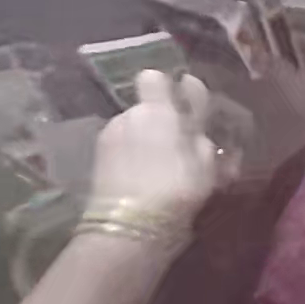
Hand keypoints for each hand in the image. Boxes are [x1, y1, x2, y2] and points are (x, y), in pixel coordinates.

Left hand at [92, 70, 227, 223]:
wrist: (132, 225)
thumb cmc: (178, 189)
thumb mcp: (206, 163)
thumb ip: (201, 130)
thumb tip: (195, 111)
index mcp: (158, 112)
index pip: (156, 79)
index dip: (170, 89)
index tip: (186, 107)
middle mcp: (129, 115)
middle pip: (147, 109)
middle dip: (162, 122)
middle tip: (180, 148)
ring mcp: (110, 136)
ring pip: (134, 130)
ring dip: (147, 142)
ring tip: (161, 170)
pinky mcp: (99, 158)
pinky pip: (123, 148)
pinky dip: (134, 157)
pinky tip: (144, 180)